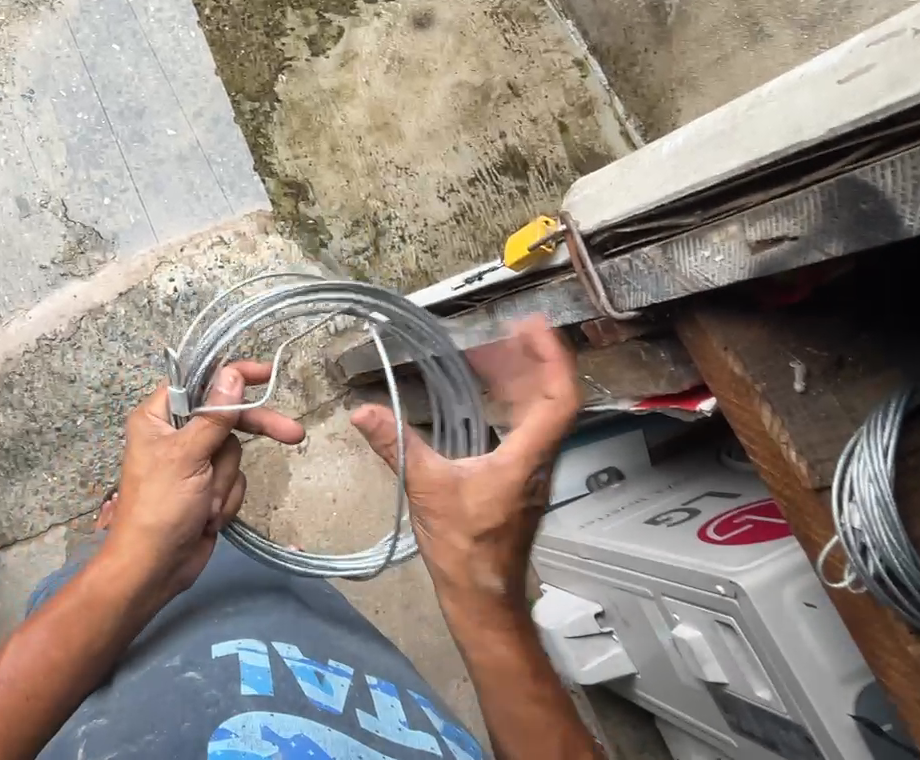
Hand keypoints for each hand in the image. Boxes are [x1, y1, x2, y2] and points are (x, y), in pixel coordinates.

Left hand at [101, 362, 306, 600]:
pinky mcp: (207, 487)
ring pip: (233, 452)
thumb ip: (215, 415)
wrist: (155, 569)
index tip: (266, 374)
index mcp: (157, 416)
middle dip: (250, 434)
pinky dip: (225, 499)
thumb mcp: (188, 456)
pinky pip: (233, 479)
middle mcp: (175, 433)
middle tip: (292, 434)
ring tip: (204, 502)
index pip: (198, 381)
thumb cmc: (160, 506)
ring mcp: (193, 461)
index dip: (231, 375)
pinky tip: (208, 516)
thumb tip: (232, 374)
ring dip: (224, 481)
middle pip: (226, 417)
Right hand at [350, 317, 579, 619]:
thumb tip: (361, 411)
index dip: (551, 359)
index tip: (533, 327)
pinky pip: (524, 426)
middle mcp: (538, 458)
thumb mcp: (425, 488)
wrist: (483, 594)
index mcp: (526, 457)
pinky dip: (508, 401)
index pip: (558, 399)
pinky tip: (484, 394)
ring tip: (491, 352)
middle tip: (504, 330)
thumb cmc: (463, 545)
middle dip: (532, 359)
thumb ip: (396, 445)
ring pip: (539, 413)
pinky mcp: (518, 477)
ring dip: (521, 379)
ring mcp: (530, 469)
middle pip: (551, 398)